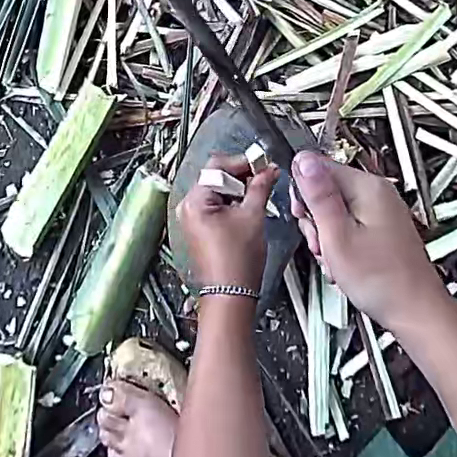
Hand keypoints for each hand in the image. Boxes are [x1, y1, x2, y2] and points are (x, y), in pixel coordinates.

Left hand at [179, 153, 277, 292]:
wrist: (232, 294)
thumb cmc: (237, 263)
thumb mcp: (252, 216)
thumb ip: (260, 186)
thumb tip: (267, 169)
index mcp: (195, 201)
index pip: (217, 166)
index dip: (242, 163)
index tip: (262, 164)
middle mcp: (188, 207)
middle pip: (216, 177)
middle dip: (242, 176)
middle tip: (264, 177)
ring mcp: (193, 218)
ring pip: (218, 190)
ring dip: (239, 189)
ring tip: (259, 193)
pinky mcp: (200, 227)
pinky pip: (216, 204)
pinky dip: (233, 202)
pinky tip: (248, 207)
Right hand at [291, 151, 451, 333]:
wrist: (415, 312)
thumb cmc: (382, 280)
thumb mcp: (337, 235)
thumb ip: (317, 195)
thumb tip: (303, 159)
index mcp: (366, 187)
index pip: (317, 167)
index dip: (304, 194)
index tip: (305, 217)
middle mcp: (376, 192)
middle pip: (325, 189)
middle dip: (316, 218)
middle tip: (323, 243)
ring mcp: (381, 209)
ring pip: (334, 209)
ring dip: (327, 234)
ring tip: (335, 256)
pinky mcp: (381, 226)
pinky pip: (348, 224)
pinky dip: (340, 242)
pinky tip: (345, 261)